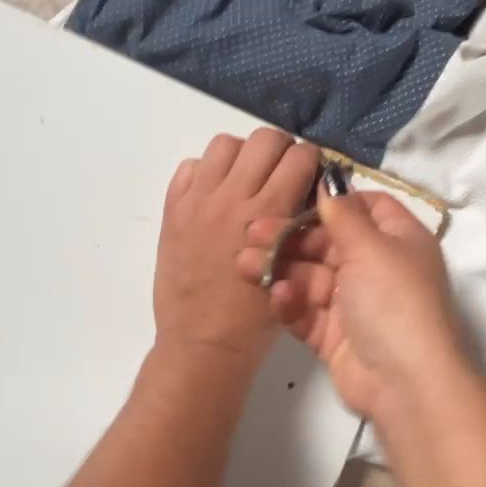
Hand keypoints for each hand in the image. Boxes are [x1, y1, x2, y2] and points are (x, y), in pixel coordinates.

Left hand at [155, 129, 320, 365]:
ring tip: (247, 179)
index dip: (312, 161)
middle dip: (282, 150)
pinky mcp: (173, 211)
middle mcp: (232, 198)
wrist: (202, 347)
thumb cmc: (256, 320)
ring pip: (224, 144)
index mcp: (268, 213)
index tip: (312, 175)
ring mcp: (197, 201)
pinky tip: (217, 194)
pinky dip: (207, 172)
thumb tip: (311, 194)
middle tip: (283, 173)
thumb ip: (301, 227)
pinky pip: (189, 168)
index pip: (299, 156)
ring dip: (242, 155)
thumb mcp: (294, 270)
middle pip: (264, 139)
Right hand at [239, 190, 463, 417]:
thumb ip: (344, 213)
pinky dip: (291, 303)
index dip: (332, 202)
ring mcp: (355, 303)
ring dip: (281, 268)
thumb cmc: (394, 302)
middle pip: (329, 241)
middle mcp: (379, 267)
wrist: (405, 384)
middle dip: (291, 236)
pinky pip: (308, 311)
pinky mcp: (335, 336)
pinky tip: (276, 296)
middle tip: (251, 231)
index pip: (365, 207)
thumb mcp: (372, 248)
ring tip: (244, 263)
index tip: (294, 196)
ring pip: (311, 277)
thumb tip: (332, 177)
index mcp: (398, 240)